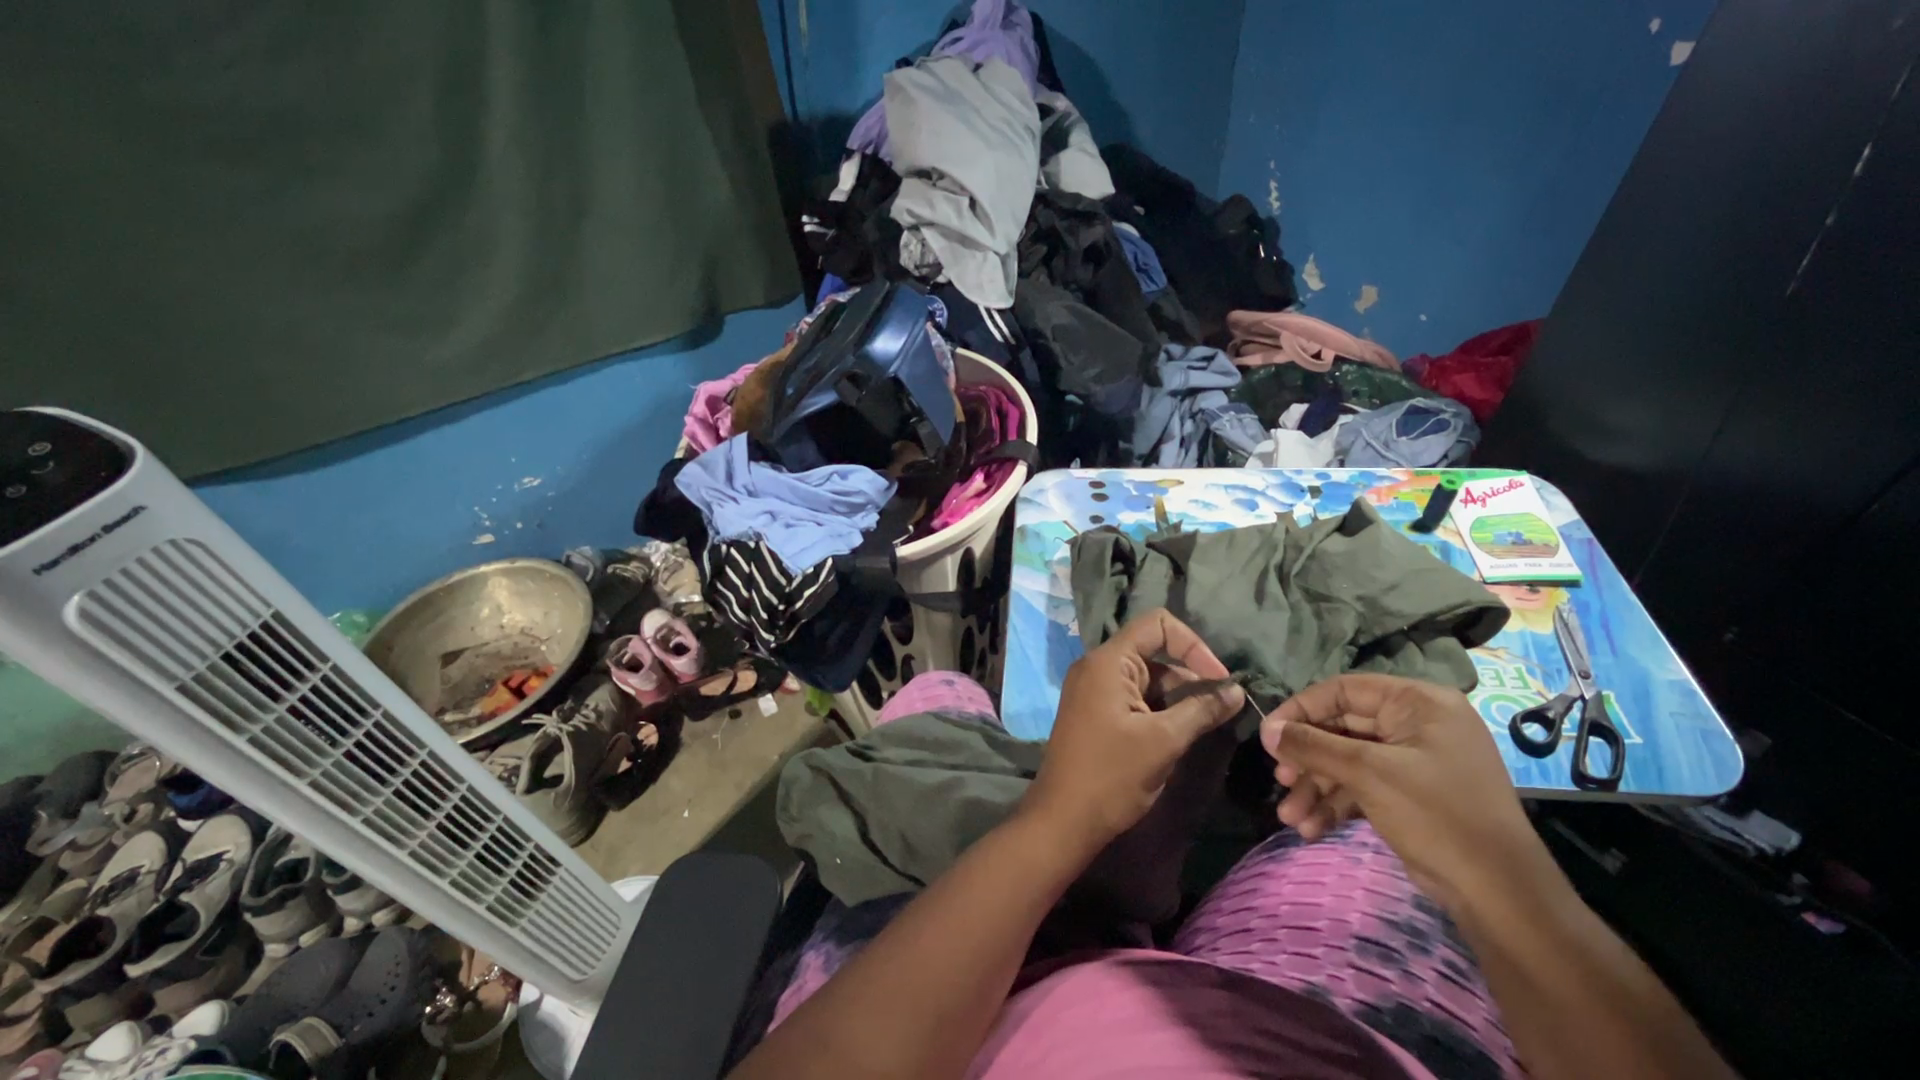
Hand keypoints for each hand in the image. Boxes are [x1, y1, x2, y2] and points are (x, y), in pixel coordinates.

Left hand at [1023, 610, 1245, 851]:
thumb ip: (1202, 709)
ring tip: (1207, 725)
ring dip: (1180, 698)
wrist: (1064, 821)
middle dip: (1191, 677)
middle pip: (1155, 653)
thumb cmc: (1112, 776)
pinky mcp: (1097, 714)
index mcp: (1108, 662)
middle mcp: (1098, 668)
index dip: (1194, 646)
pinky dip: (1162, 711)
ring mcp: (1094, 691)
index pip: (1158, 625)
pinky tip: (1182, 735)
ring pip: (1149, 679)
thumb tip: (1236, 691)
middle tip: (1221, 709)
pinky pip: (1136, 699)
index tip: (1219, 680)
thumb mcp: (1164, 740)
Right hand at [1260, 674, 1548, 911]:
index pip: (1344, 690)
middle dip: (1307, 760)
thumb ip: (1313, 746)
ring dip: (1316, 788)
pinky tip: (1311, 829)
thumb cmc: (1436, 814)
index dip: (1301, 711)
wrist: (1497, 890)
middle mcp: (1417, 724)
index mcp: (1418, 702)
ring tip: (1290, 818)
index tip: (1267, 737)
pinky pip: (1362, 787)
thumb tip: (1267, 730)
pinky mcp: (1411, 794)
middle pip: (1342, 728)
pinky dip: (1336, 805)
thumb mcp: (1369, 773)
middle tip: (1280, 781)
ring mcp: (1415, 761)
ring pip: (1348, 762)